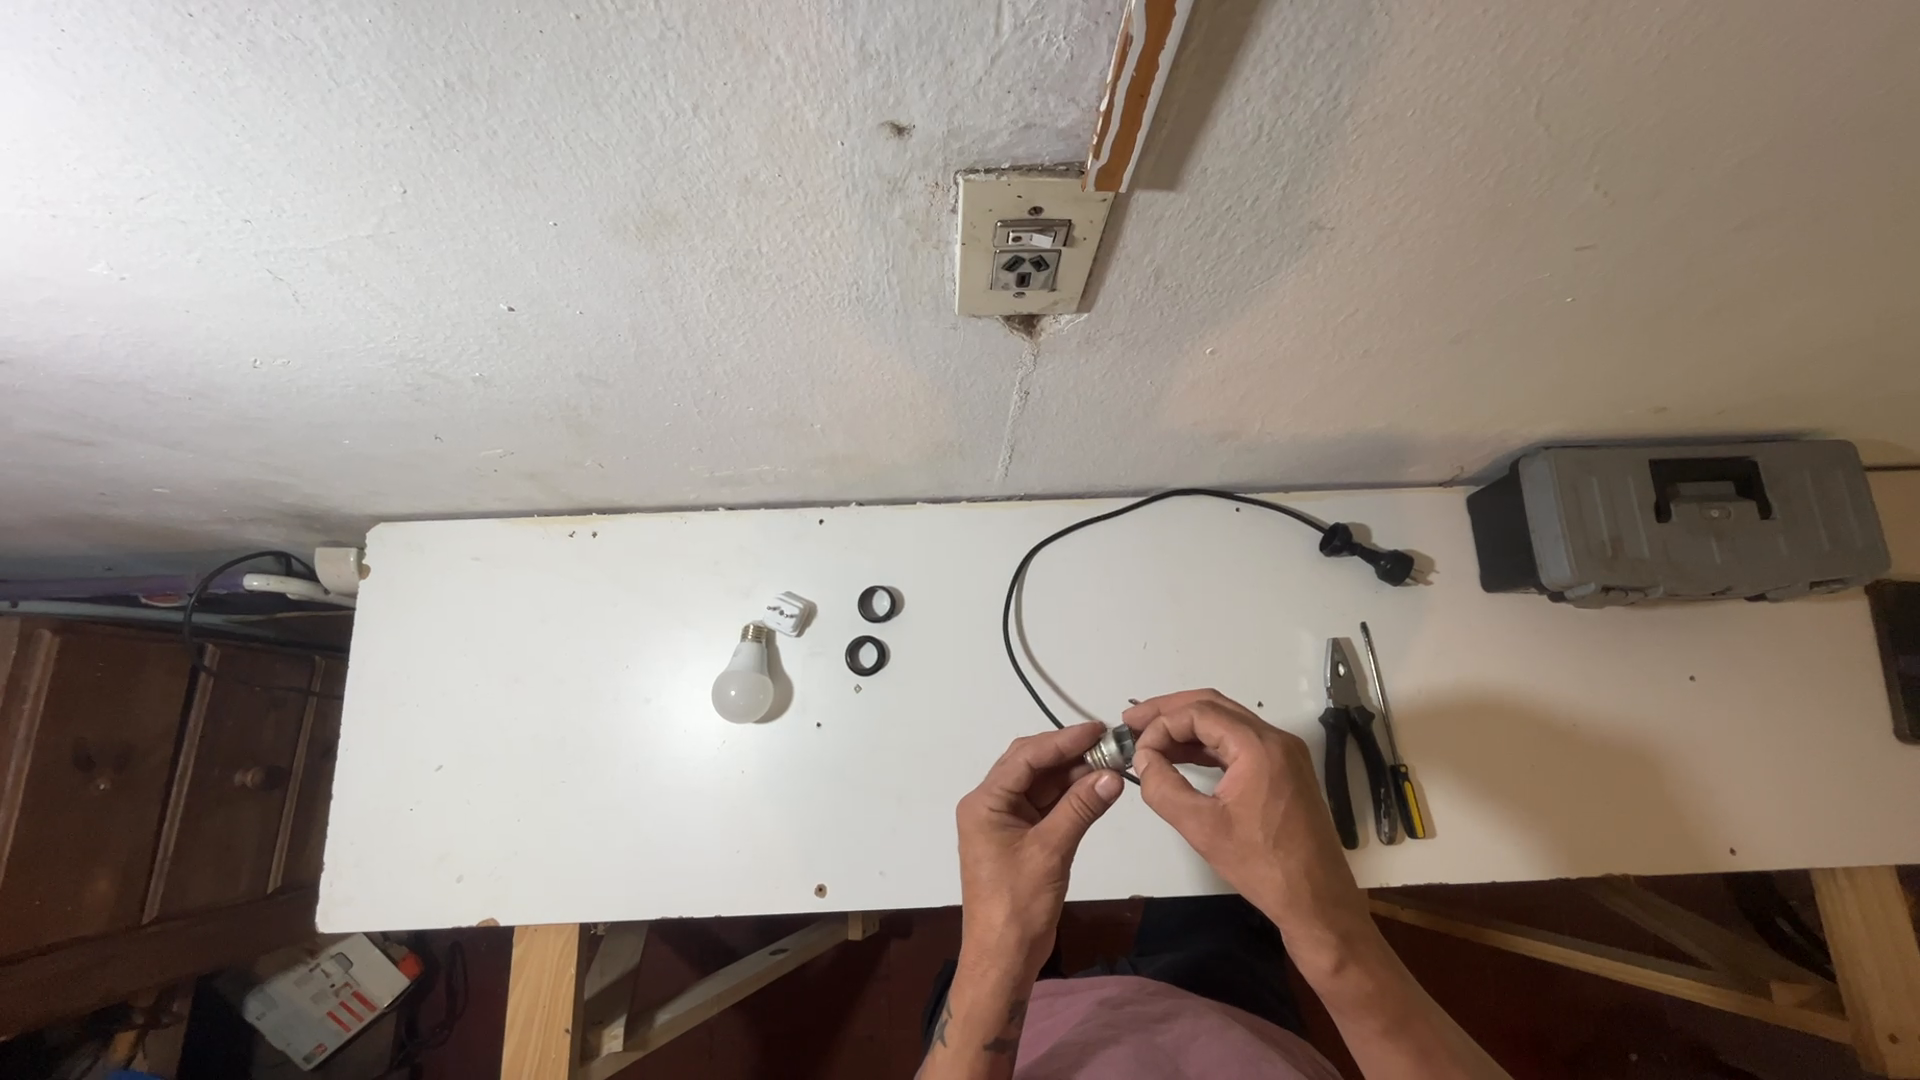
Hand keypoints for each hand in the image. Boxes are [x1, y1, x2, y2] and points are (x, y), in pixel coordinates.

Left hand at [955, 722, 1124, 975]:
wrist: (1003, 959)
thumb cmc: (1017, 905)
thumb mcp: (1051, 852)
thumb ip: (1080, 809)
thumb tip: (1112, 775)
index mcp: (984, 802)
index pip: (1025, 757)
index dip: (1062, 740)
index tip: (1097, 729)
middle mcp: (990, 804)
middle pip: (1030, 765)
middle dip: (1068, 753)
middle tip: (1107, 744)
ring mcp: (1005, 821)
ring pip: (1040, 784)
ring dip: (1072, 774)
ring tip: (1110, 763)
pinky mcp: (1020, 837)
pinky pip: (1046, 806)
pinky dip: (1070, 797)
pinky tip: (1097, 789)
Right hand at [1123, 690, 1371, 968]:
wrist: (1318, 902)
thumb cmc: (1261, 866)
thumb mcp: (1201, 828)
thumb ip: (1162, 787)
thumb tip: (1142, 758)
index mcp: (1258, 747)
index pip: (1198, 713)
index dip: (1161, 725)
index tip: (1136, 749)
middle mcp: (1275, 739)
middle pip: (1212, 705)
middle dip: (1169, 711)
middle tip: (1132, 722)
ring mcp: (1283, 752)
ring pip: (1225, 720)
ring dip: (1186, 725)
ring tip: (1149, 738)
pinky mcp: (1284, 768)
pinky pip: (1238, 740)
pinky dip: (1207, 742)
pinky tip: (1180, 755)